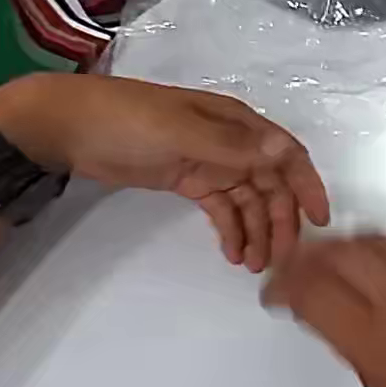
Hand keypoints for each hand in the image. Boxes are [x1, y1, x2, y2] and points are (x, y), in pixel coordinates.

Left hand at [0, 73, 329, 271]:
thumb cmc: (126, 120)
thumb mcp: (180, 131)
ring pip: (249, 201)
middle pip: (272, 185)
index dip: (308, 185)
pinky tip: (234, 254)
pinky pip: (224, 210)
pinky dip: (232, 231)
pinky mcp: (192, 182)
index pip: (287, 155)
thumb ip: (233, 146)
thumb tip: (286, 154)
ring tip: (255, 265)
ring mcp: (212, 164)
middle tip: (280, 259)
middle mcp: (233, 143)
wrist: (66, 127)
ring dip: (257, 231)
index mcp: (237, 123)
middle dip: (280, 220)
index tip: (319, 221)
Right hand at [260, 229, 385, 386]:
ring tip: (339, 258)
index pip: (308, 292)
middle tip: (299, 267)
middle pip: (336, 254)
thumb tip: (338, 322)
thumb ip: (355, 348)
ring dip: (347, 246)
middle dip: (308, 258)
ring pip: (372, 239)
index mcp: (373, 336)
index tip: (276, 289)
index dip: (283, 285)